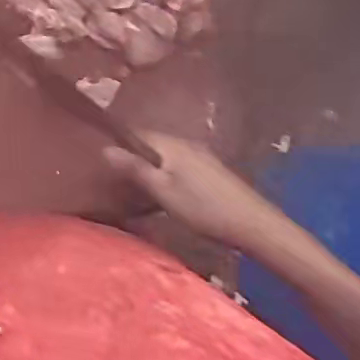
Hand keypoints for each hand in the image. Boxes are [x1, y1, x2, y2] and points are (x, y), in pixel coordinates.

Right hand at [102, 132, 291, 253]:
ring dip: (151, 167)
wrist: (256, 227)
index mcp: (170, 143)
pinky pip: (179, 165)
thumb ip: (133, 168)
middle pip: (151, 144)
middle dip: (133, 156)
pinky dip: (167, 174)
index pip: (135, 132)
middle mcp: (186, 143)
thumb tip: (104, 148)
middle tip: (116, 177)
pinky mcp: (212, 172)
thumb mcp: (161, 190)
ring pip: (166, 156)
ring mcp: (202, 157)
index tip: (102, 160)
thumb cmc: (203, 208)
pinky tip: (166, 192)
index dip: (117, 142)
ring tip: (137, 187)